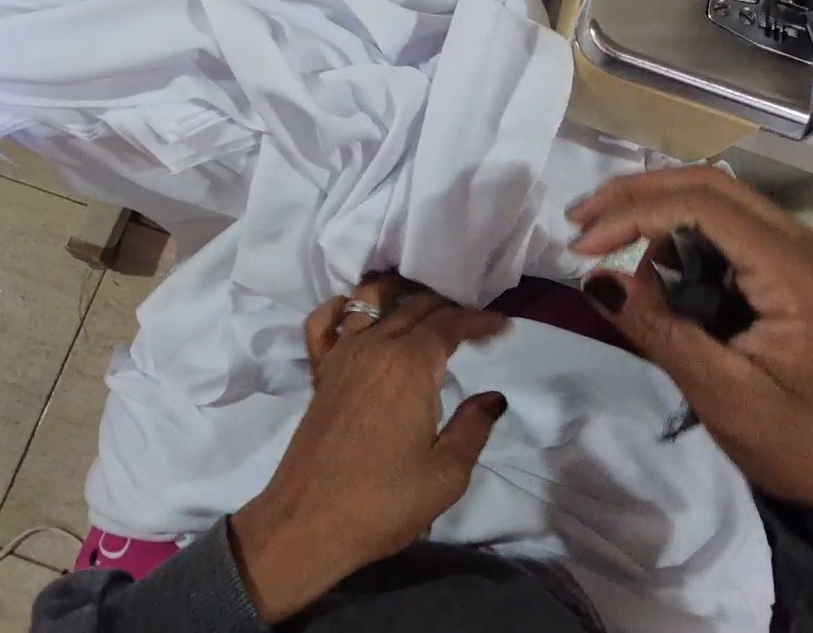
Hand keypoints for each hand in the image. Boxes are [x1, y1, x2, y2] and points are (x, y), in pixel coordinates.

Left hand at [230, 287, 510, 622]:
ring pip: (369, 300)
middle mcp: (375, 346)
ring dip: (398, 291)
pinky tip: (354, 311)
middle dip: (448, 305)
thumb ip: (473, 427)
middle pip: (415, 306)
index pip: (450, 324)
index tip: (503, 325)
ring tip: (421, 297)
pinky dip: (339, 307)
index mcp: (411, 365)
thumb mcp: (447, 474)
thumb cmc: (385, 501)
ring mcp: (342, 354)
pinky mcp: (319, 371)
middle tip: (472, 318)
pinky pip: (323, 322)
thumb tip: (493, 396)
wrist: (310, 520)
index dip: (479, 321)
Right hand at [567, 167, 812, 540]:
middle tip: (581, 223)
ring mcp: (807, 257)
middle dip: (637, 195)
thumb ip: (658, 328)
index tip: (580, 246)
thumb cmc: (806, 449)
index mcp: (799, 274)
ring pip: (719, 201)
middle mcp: (808, 247)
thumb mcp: (723, 395)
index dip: (632, 213)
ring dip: (657, 212)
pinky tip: (659, 275)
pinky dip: (682, 237)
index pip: (702, 206)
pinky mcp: (797, 272)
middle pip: (710, 185)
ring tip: (615, 256)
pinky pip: (731, 229)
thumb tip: (593, 277)